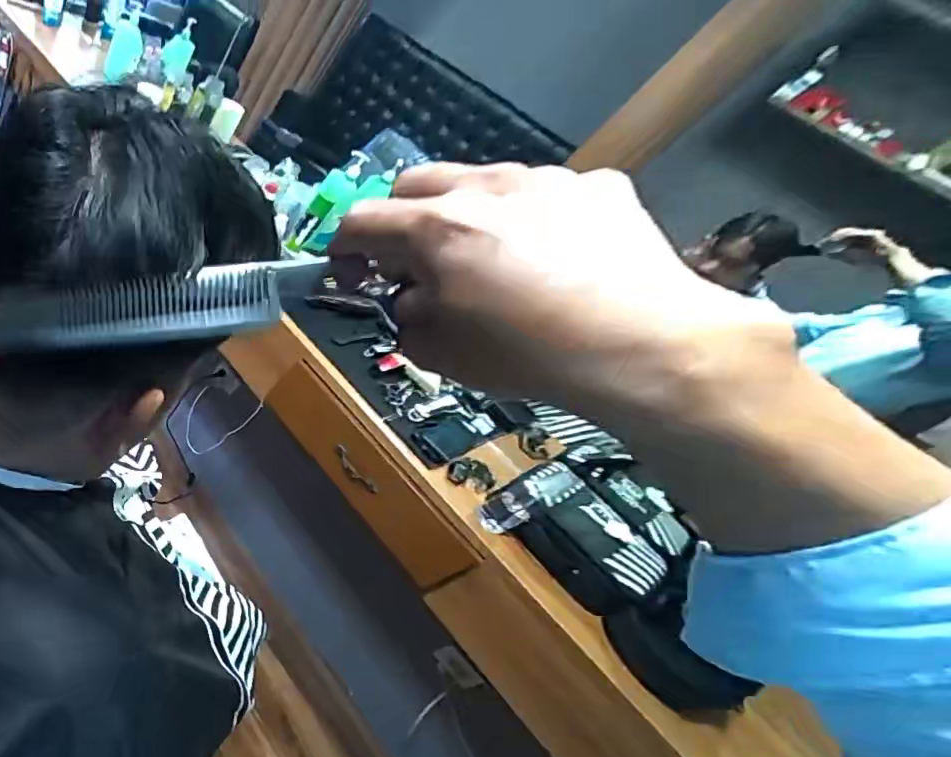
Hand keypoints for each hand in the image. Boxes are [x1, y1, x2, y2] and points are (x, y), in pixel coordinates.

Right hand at [331, 163, 950, 553]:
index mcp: (435, 230)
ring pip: (475, 182)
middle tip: (405, 267)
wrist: (638, 345)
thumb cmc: (520, 354)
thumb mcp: (434, 349)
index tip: (352, 279)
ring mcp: (546, 180)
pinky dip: (519, 219)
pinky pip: (536, 192)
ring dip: (456, 216)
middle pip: (411, 184)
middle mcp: (486, 189)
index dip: (341, 251)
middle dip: (394, 222)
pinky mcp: (596, 185)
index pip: (358, 221)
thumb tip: (410, 297)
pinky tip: (539, 259)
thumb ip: (405, 312)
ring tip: (476, 263)